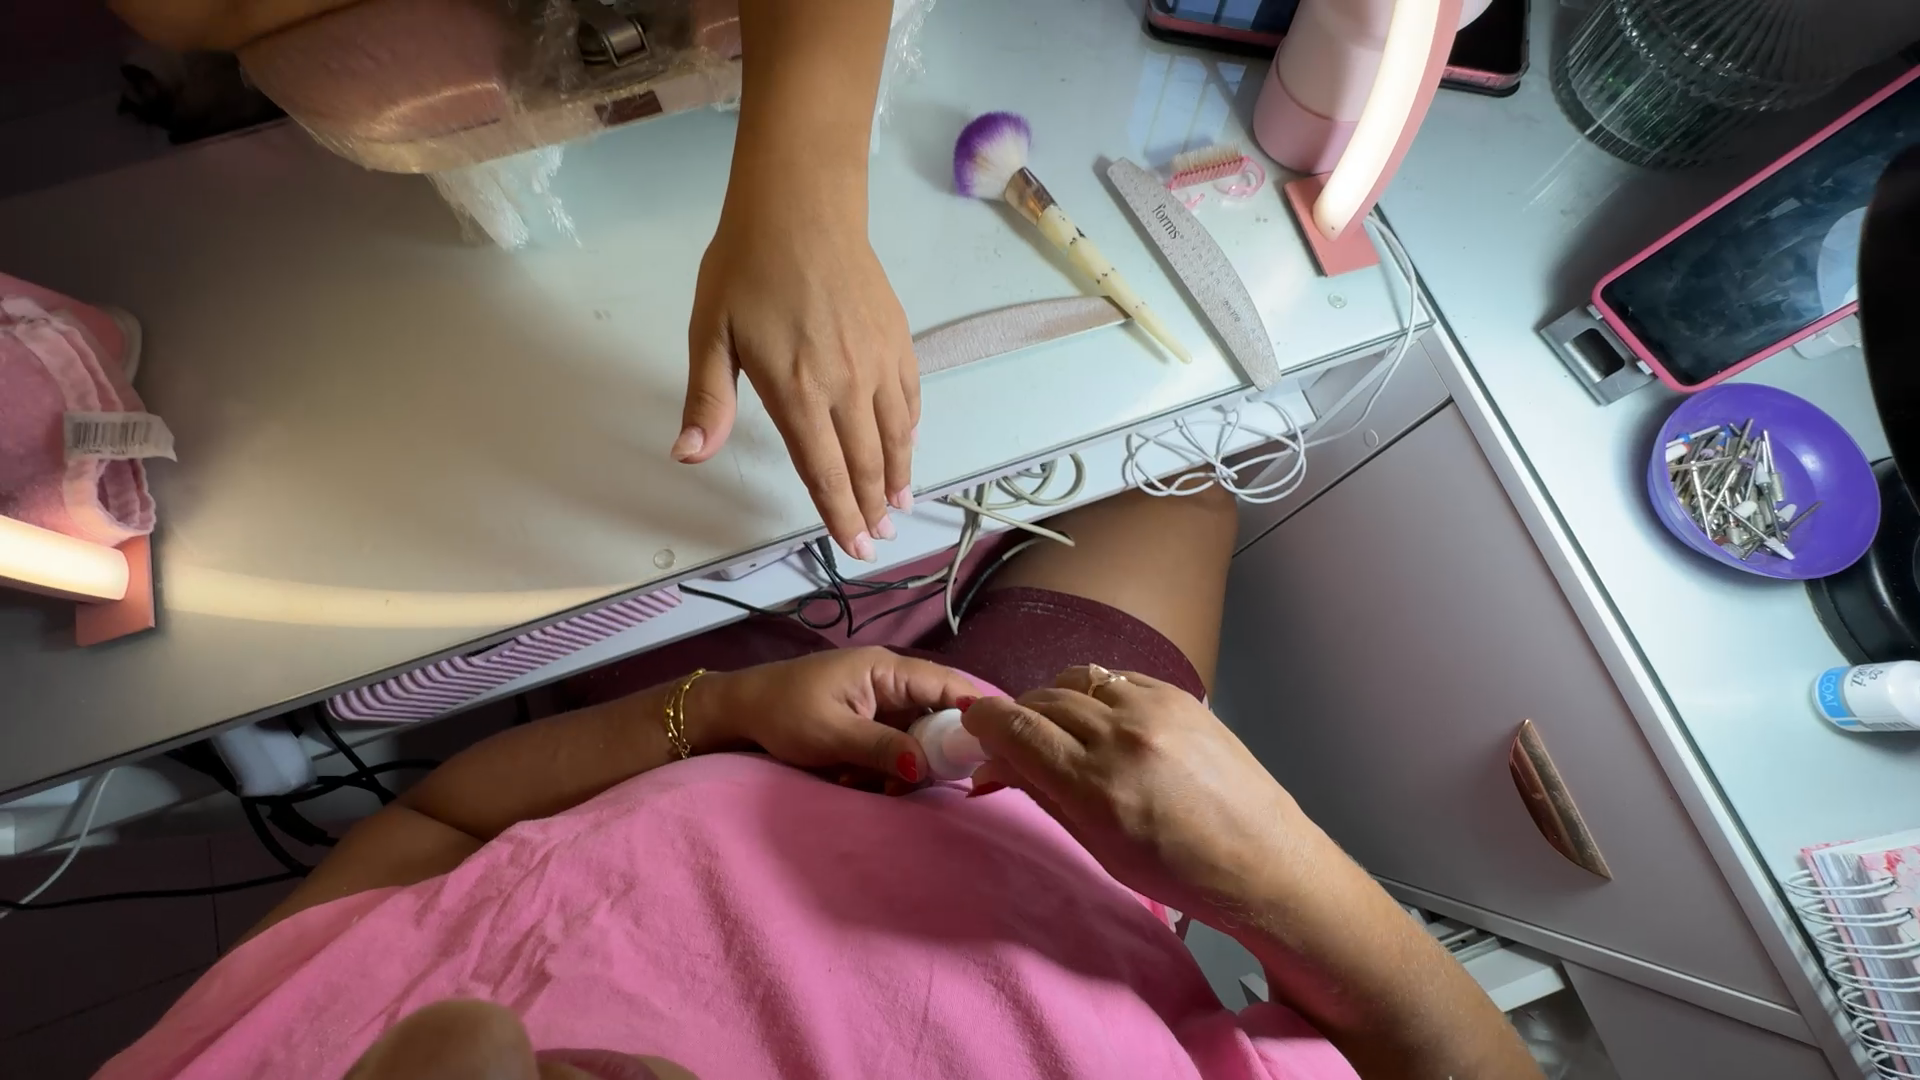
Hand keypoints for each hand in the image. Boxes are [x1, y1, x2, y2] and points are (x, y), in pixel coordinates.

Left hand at [678, 191, 917, 563]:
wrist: (802, 208)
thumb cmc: (747, 268)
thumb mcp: (710, 333)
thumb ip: (708, 400)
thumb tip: (689, 455)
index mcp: (796, 392)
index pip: (824, 471)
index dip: (840, 515)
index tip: (855, 547)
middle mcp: (845, 388)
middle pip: (864, 464)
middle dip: (871, 509)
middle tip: (880, 541)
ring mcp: (879, 366)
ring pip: (896, 438)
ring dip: (898, 478)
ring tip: (900, 506)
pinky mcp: (899, 345)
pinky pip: (910, 401)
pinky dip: (910, 433)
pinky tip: (908, 447)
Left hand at [695, 648, 976, 785]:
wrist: (741, 710)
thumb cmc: (784, 713)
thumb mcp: (832, 734)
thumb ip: (881, 747)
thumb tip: (925, 767)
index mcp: (886, 669)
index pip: (947, 684)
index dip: (975, 710)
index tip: (995, 744)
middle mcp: (892, 679)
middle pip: (939, 711)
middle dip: (935, 750)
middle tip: (917, 782)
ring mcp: (881, 698)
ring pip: (919, 731)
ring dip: (908, 761)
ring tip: (880, 785)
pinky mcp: (870, 716)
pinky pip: (897, 740)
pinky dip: (889, 762)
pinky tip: (863, 779)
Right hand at [963, 666, 1308, 932]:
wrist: (1265, 861)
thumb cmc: (1178, 873)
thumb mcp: (1099, 846)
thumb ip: (1042, 794)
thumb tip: (993, 765)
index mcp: (1097, 786)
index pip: (1018, 730)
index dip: (985, 721)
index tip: (973, 724)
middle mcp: (1121, 735)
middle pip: (1042, 700)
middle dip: (1016, 715)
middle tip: (1013, 738)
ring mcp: (1153, 707)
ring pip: (1076, 679)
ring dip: (1053, 698)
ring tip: (1058, 726)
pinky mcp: (1177, 693)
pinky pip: (1114, 677)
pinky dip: (1094, 692)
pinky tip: (1100, 716)